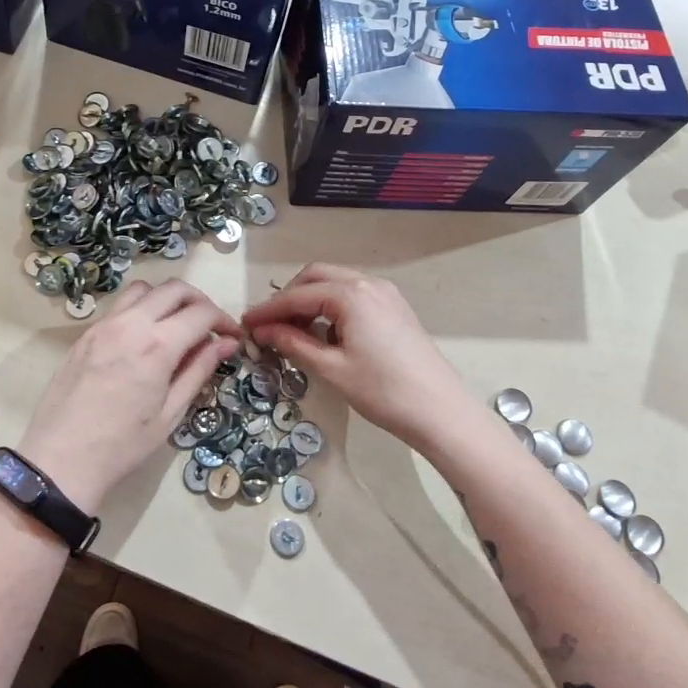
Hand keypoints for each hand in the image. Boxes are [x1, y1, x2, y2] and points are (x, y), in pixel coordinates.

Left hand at [18, 279, 242, 510]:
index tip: (232, 337)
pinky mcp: (86, 333)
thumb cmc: (123, 444)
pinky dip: (141, 309)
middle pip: (174, 289)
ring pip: (144, 289)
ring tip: (177, 326)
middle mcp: (130, 323)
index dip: (223, 320)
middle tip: (210, 327)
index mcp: (157, 345)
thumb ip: (198, 370)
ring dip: (167, 299)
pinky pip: (120, 306)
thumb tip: (225, 343)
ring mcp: (104, 324)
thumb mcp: (170, 413)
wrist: (61, 459)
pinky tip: (145, 338)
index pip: (200, 312)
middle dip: (199, 302)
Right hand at [243, 263, 476, 452]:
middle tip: (270, 325)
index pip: (297, 294)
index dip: (269, 309)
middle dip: (290, 297)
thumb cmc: (383, 391)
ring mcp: (386, 293)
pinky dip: (333, 306)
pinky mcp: (395, 308)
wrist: (441, 411)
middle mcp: (368, 283)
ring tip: (294, 332)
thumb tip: (263, 330)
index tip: (246, 324)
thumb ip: (294, 344)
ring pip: (336, 283)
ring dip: (311, 300)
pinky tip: (326, 334)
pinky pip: (354, 294)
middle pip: (316, 276)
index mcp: (351, 294)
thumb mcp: (332, 369)